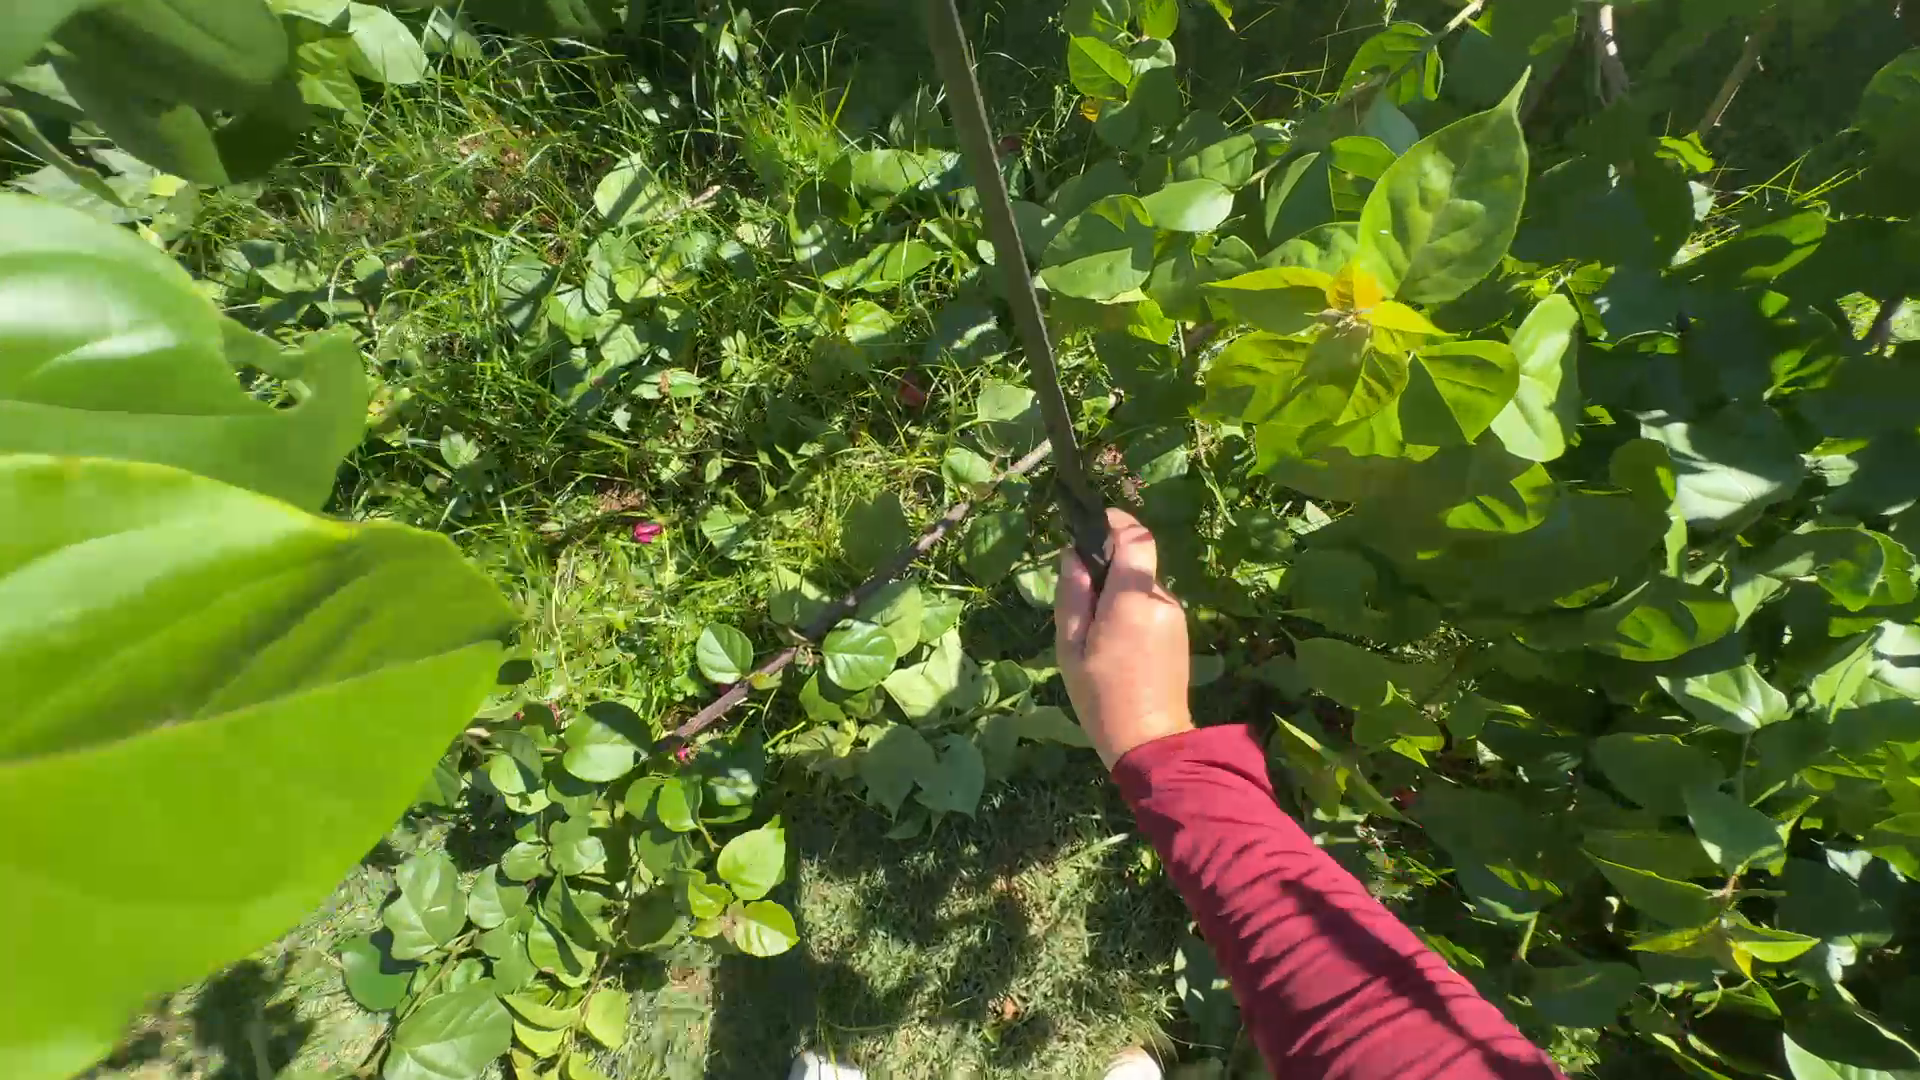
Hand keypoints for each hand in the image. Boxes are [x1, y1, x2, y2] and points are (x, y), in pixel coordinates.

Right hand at [1055, 508, 1192, 767]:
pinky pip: (1149, 604)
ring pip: (1141, 584)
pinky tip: (1114, 641)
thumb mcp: (1070, 644)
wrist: (1150, 741)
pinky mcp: (1179, 630)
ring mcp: (1175, 614)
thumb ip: (1073, 592)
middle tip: (1079, 593)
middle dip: (1108, 566)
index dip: (1116, 522)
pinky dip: (1130, 608)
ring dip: (1118, 591)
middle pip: (1136, 561)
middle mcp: (1160, 598)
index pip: (1135, 537)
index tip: (1092, 525)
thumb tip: (1075, 554)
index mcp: (1132, 598)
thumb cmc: (1100, 694)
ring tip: (1093, 629)